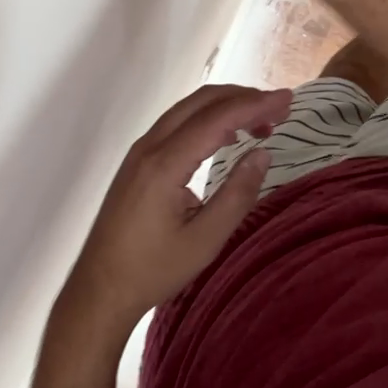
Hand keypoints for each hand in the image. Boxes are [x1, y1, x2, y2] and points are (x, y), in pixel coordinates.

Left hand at [58, 84, 292, 325]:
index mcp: (165, 163)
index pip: (217, 118)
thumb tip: (263, 153)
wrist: (99, 289)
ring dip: (225, 107)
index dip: (255, 104)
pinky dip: (207, 119)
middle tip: (279, 108)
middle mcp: (150, 145)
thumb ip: (237, 195)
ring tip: (261, 123)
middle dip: (243, 98)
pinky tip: (227, 135)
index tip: (288, 99)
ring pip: (188, 109)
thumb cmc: (153, 270)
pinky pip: (177, 123)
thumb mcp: (205, 241)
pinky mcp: (138, 159)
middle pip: (201, 102)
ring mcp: (141, 150)